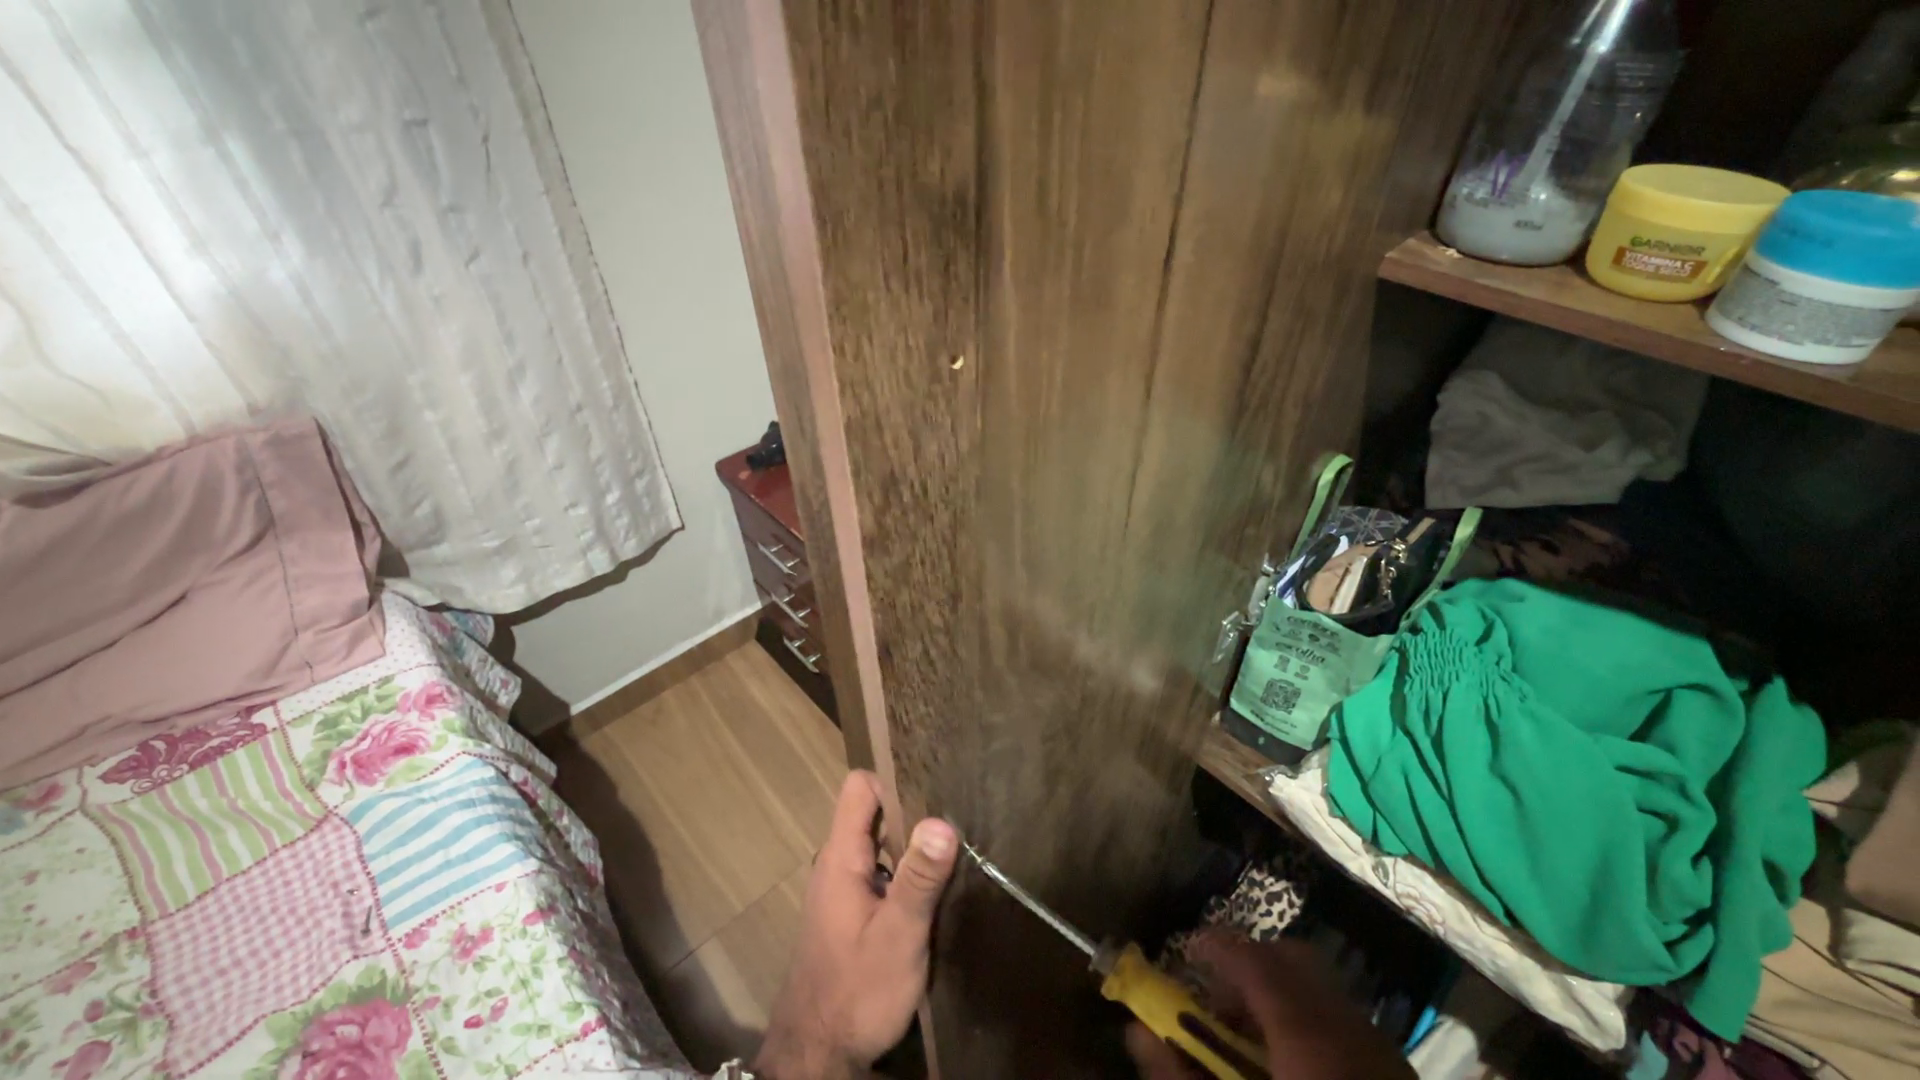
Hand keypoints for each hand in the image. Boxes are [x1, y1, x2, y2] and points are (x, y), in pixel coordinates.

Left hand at [754, 771, 958, 1079]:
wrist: (817, 1055)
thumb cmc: (857, 993)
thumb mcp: (898, 936)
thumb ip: (918, 880)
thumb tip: (942, 820)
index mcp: (841, 858)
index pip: (860, 788)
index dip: (895, 779)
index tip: (937, 786)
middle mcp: (837, 866)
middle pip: (873, 814)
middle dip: (913, 813)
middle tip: (959, 819)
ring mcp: (842, 891)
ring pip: (879, 846)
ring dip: (911, 847)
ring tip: (956, 851)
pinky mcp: (851, 915)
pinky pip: (880, 875)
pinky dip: (905, 875)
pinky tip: (934, 891)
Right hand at [1126, 932, 1413, 1079]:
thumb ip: (1180, 1078)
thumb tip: (1138, 1033)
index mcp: (1307, 1035)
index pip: (1254, 960)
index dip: (1216, 947)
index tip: (1187, 951)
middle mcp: (1348, 1027)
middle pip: (1293, 961)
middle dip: (1248, 967)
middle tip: (1216, 1005)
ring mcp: (1378, 1049)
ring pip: (1320, 991)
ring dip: (1277, 997)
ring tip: (1248, 1045)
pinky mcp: (1395, 1072)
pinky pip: (1344, 1023)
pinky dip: (1309, 1024)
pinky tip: (1291, 1067)